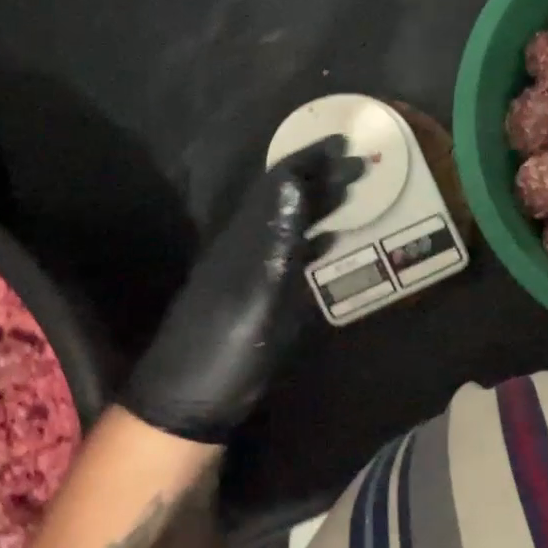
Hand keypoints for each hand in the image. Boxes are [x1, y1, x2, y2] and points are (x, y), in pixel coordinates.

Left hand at [116, 135, 365, 442]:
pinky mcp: (255, 295)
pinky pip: (290, 252)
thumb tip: (293, 184)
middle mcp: (245, 248)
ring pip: (288, 223)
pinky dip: (313, 238)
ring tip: (352, 191)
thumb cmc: (224, 351)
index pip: (279, 185)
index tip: (344, 142)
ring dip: (319, 204)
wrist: (187, 405)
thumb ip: (276, 242)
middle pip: (285, 200)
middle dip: (321, 177)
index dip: (309, 160)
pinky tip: (331, 239)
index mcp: (245, 241)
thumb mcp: (255, 297)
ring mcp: (249, 272)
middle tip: (361, 164)